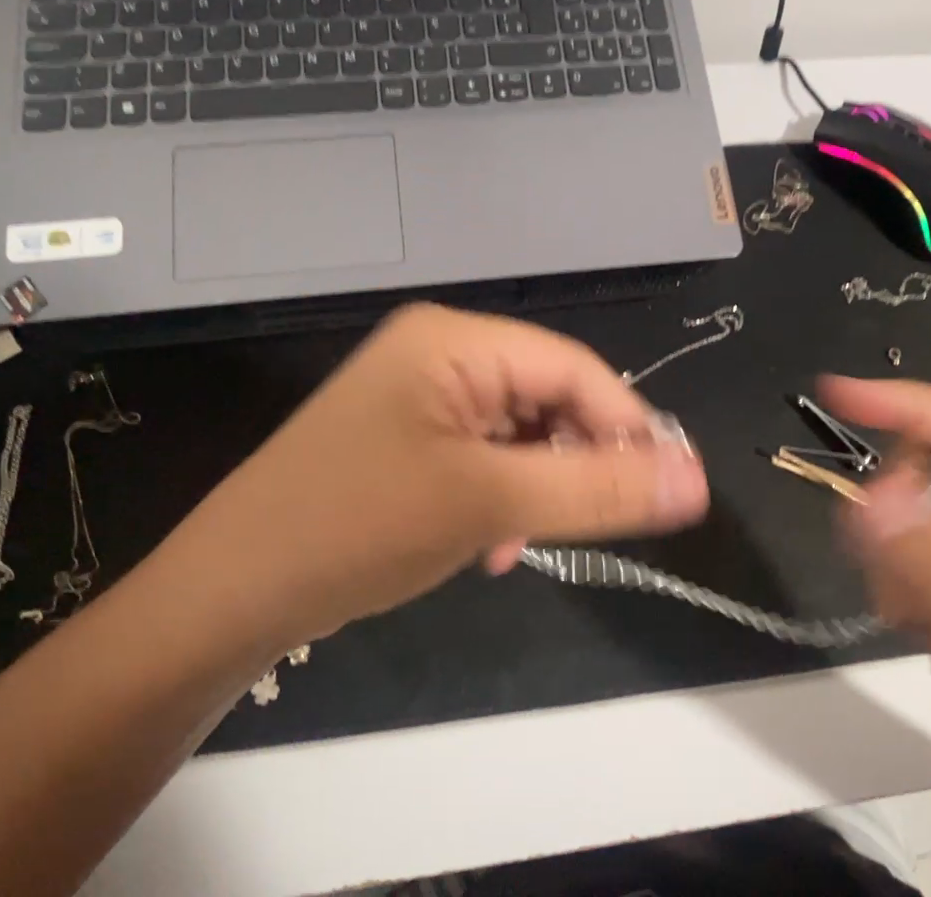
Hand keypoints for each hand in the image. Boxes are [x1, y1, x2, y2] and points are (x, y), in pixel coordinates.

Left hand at [164, 305, 710, 649]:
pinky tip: (488, 547)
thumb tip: (698, 481)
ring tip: (520, 543)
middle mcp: (436, 354)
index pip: (574, 370)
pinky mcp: (403, 442)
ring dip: (537, 488)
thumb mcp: (489, 504)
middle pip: (547, 399)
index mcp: (454, 341)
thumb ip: (597, 489)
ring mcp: (415, 398)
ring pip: (517, 436)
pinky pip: (480, 459)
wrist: (233, 591)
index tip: (665, 493)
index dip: (627, 427)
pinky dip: (500, 499)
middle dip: (574, 462)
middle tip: (591, 524)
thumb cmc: (360, 527)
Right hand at [820, 377, 930, 895]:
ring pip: (918, 512)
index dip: (915, 406)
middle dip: (900, 498)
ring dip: (894, 550)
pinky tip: (910, 627)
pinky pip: (909, 554)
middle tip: (884, 560)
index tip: (837, 394)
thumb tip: (865, 490)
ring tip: (907, 613)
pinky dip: (892, 579)